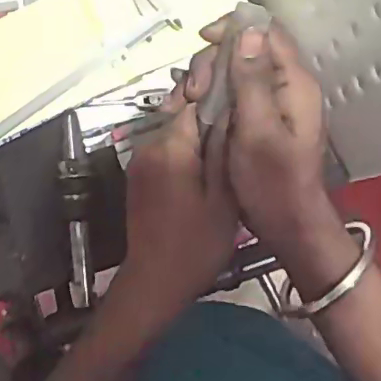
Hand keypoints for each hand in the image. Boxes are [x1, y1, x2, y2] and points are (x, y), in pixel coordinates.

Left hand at [119, 89, 239, 315]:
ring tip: (225, 146)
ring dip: (196, 134)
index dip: (218, 99)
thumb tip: (230, 113)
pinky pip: (163, 149)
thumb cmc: (196, 245)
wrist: (154, 281)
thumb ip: (223, 152)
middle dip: (207, 116)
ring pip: (172, 132)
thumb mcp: (222, 200)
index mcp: (170, 148)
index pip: (194, 102)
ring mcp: (139, 161)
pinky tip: (204, 165)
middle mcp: (148, 146)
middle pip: (180, 115)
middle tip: (238, 129)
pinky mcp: (138, 175)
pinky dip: (183, 150)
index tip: (242, 106)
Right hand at [188, 17, 357, 301]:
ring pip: (232, 72)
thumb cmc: (273, 182)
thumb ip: (253, 81)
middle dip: (212, 62)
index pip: (266, 31)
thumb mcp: (258, 131)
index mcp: (294, 83)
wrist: (287, 225)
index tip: (202, 41)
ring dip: (204, 81)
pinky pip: (229, 95)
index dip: (233, 28)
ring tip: (184, 106)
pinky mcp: (256, 120)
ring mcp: (270, 103)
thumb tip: (247, 31)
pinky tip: (188, 113)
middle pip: (244, 49)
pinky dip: (207, 98)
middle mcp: (284, 86)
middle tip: (192, 94)